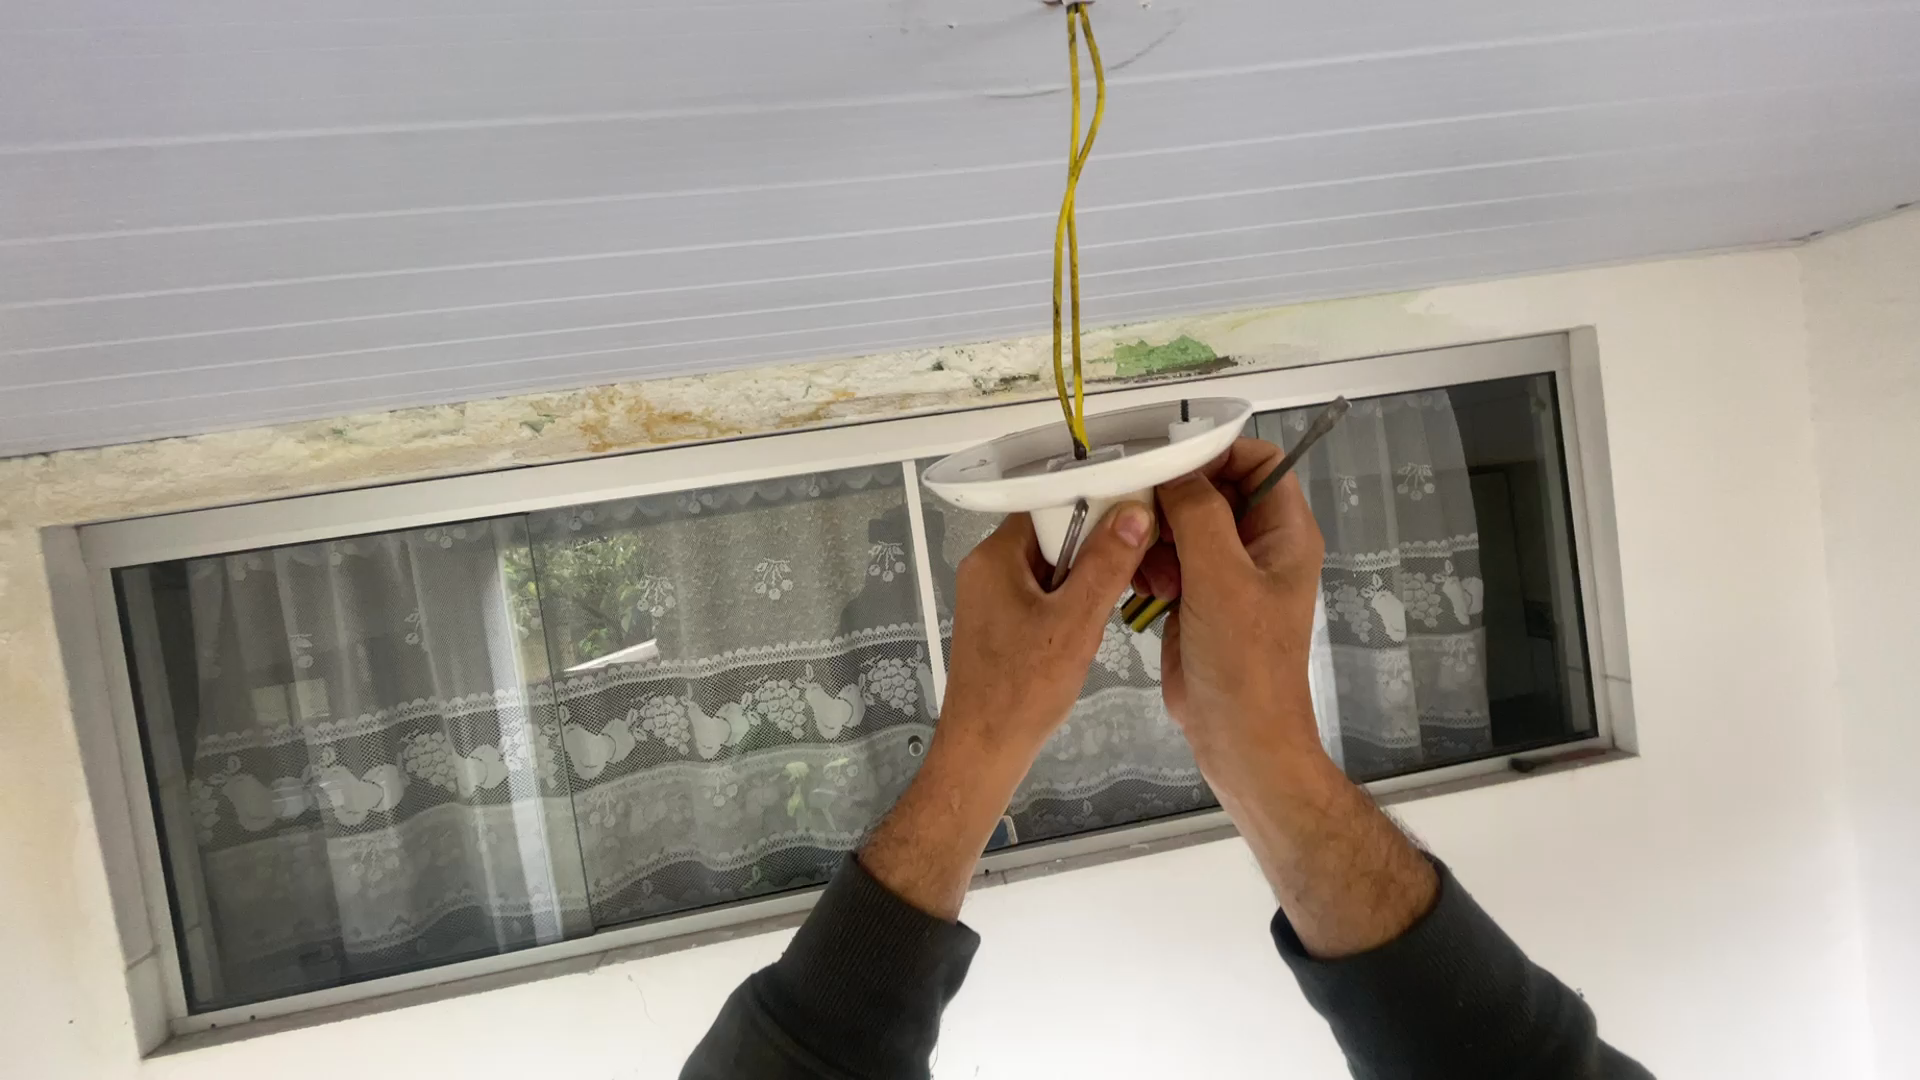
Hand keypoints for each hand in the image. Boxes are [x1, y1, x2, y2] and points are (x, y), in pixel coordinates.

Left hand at [938, 504, 1154, 759]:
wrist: (985, 749)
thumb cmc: (1023, 689)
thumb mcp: (1075, 622)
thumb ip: (1105, 565)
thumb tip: (1134, 512)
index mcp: (994, 557)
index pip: (1048, 505)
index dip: (1092, 506)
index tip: (1134, 517)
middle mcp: (986, 569)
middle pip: (1050, 535)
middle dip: (1093, 549)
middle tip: (1133, 568)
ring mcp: (990, 597)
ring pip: (1049, 567)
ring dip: (1084, 580)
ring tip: (1111, 603)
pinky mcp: (999, 623)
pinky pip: (1041, 594)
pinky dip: (1068, 602)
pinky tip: (1086, 626)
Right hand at [1135, 439, 1329, 794]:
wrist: (1236, 736)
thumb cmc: (1242, 659)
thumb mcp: (1221, 578)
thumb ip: (1199, 514)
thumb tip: (1174, 471)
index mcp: (1283, 532)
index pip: (1259, 462)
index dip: (1218, 454)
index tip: (1168, 462)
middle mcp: (1256, 546)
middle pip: (1213, 492)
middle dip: (1173, 498)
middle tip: (1139, 510)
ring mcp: (1224, 573)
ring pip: (1183, 526)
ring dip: (1156, 535)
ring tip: (1142, 560)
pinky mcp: (1196, 598)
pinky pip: (1168, 560)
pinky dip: (1149, 565)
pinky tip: (1140, 587)